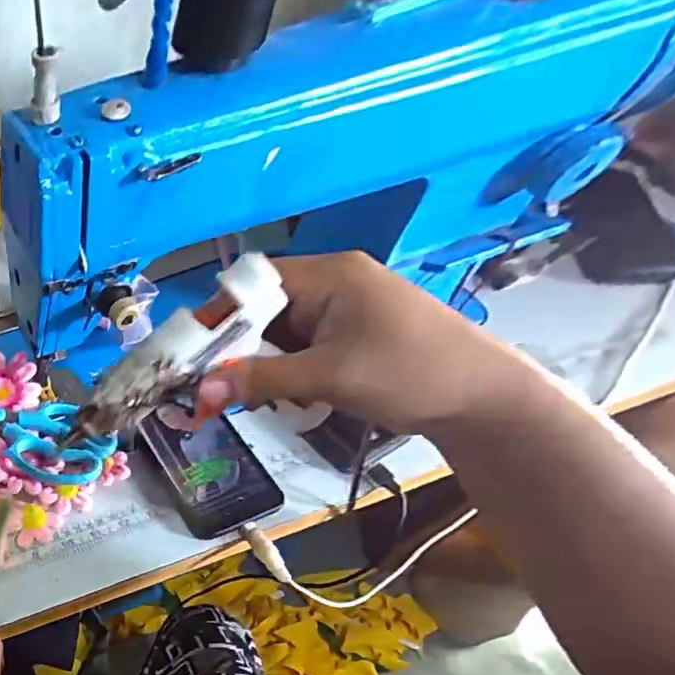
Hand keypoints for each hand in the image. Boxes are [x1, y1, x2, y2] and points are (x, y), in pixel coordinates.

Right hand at [194, 252, 538, 433]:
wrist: (482, 399)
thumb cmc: (410, 373)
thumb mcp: (329, 377)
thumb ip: (262, 380)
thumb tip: (201, 389)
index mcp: (329, 275)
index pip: (254, 281)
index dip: (219, 315)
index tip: (193, 354)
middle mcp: (332, 284)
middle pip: (262, 309)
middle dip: (240, 349)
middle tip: (220, 387)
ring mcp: (342, 311)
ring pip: (279, 334)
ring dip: (264, 366)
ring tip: (260, 398)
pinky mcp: (350, 337)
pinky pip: (300, 350)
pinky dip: (287, 374)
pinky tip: (293, 397)